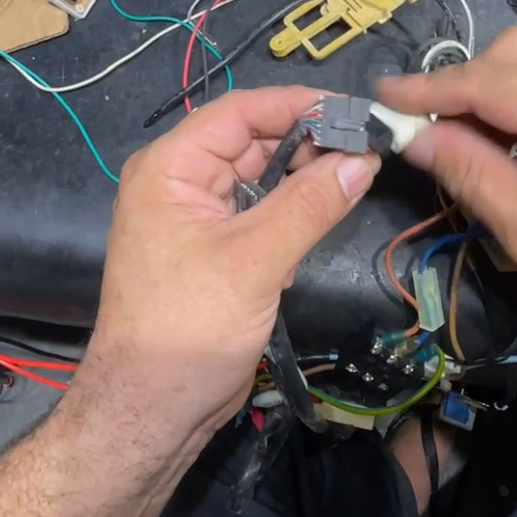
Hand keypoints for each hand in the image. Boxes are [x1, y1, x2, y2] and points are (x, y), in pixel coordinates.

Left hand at [71, 87, 380, 446]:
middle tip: (365, 148)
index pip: (240, 112)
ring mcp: (200, 213)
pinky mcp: (217, 245)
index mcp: (171, 166)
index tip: (353, 109)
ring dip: (302, 181)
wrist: (152, 412)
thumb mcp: (253, 261)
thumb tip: (364, 158)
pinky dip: (291, 213)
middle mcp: (182, 179)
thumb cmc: (188, 326)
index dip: (297, 105)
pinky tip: (317, 222)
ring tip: (353, 177)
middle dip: (307, 144)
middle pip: (253, 141)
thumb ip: (309, 205)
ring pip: (262, 176)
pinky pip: (261, 211)